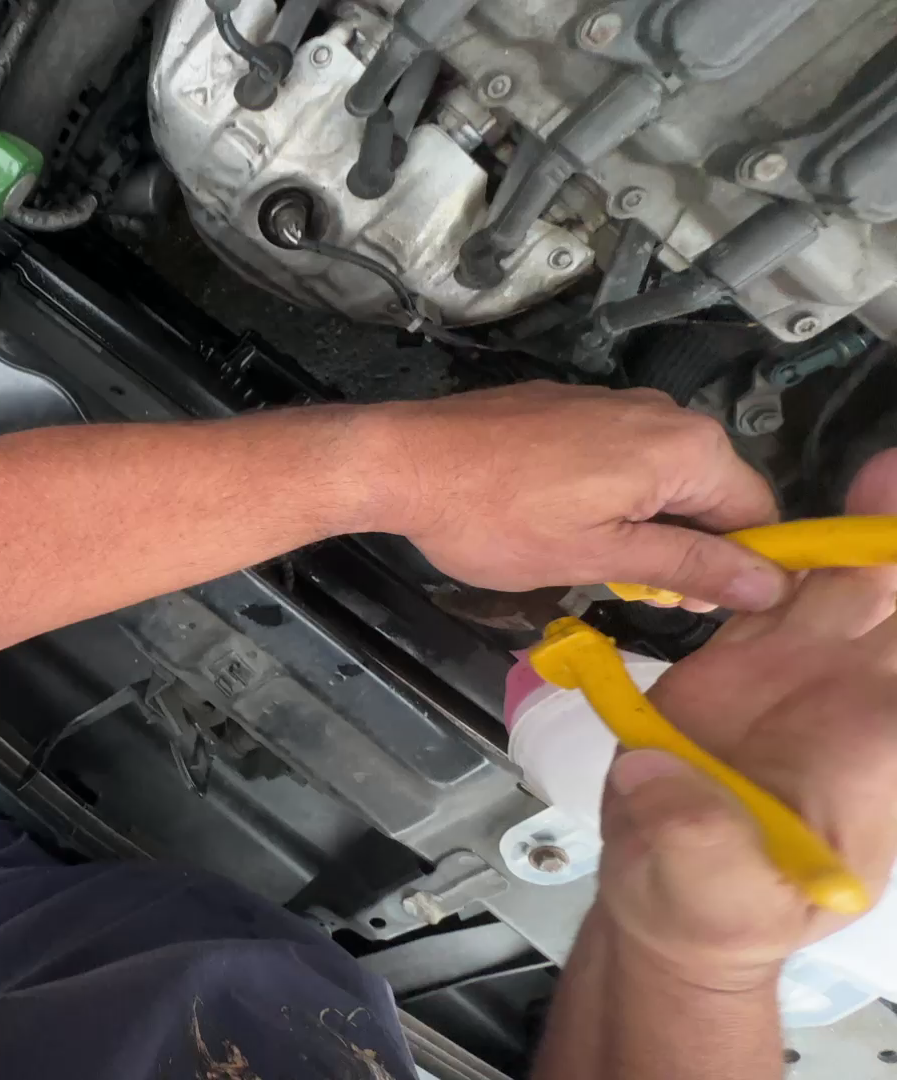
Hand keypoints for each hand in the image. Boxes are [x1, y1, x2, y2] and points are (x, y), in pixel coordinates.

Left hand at [369, 382, 787, 610]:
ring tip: (563, 545)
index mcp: (685, 447)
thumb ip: (687, 564)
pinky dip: (582, 484)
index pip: (753, 513)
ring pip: (641, 470)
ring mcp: (595, 400)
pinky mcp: (546, 403)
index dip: (731, 565)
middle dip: (668, 538)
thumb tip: (772, 582)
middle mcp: (654, 409)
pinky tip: (534, 508)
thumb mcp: (594, 554)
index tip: (684, 600)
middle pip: (697, 488)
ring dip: (621, 513)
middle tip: (611, 578)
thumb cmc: (492, 518)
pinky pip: (592, 450)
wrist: (398, 461)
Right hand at [593, 449, 896, 988]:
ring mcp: (797, 677)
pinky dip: (784, 560)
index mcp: (877, 745)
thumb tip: (656, 769)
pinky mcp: (737, 665)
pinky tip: (791, 522)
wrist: (673, 888)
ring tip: (881, 467)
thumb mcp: (714, 884)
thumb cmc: (715, 900)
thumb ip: (697, 832)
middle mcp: (856, 700)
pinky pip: (772, 601)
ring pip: (849, 592)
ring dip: (865, 536)